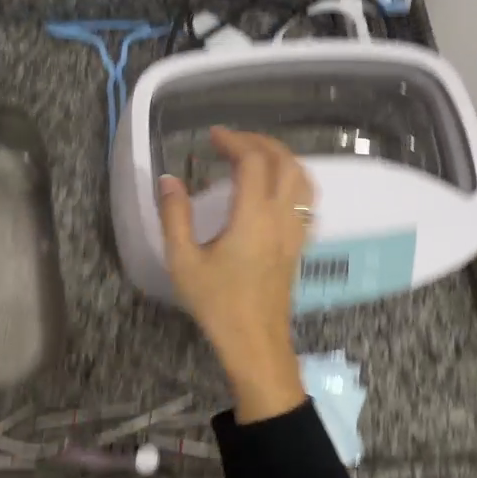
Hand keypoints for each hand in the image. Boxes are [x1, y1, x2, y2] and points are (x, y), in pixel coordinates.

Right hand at [157, 127, 312, 422]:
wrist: (254, 341)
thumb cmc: (216, 303)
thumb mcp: (183, 261)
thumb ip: (175, 216)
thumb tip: (168, 180)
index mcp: (252, 218)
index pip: (253, 162)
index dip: (234, 141)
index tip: (212, 137)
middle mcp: (281, 218)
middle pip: (284, 162)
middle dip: (259, 142)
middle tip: (231, 140)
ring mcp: (296, 231)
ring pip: (303, 178)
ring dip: (281, 157)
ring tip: (255, 155)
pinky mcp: (300, 244)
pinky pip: (308, 199)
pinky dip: (294, 180)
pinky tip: (275, 187)